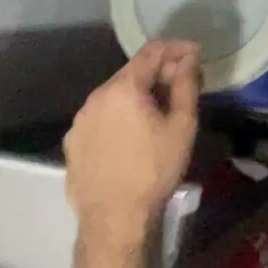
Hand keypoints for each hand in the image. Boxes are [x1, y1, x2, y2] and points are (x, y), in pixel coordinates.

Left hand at [62, 41, 200, 264]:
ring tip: (158, 114)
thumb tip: (188, 58)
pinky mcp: (72, 143)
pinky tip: (133, 136)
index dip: (176, 47)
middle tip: (182, 86)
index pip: (151, 52)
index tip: (195, 54)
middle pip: (132, 72)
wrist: (114, 220)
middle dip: (159, 73)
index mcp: (123, 88)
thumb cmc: (154, 169)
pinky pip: (101, 117)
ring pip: (115, 95)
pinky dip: (120, 116)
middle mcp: (95, 97)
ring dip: (138, 95)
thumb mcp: (182, 125)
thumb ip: (186, 84)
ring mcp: (79, 121)